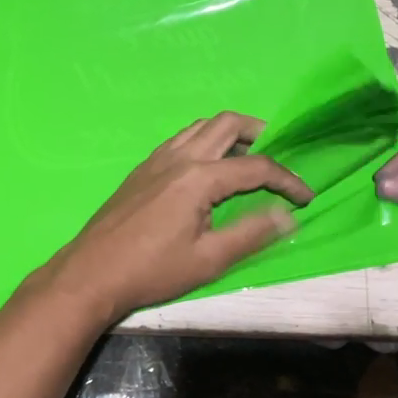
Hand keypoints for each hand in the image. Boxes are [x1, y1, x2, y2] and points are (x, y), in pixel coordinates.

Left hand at [38, 112, 313, 324]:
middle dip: (261, 134)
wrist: (91, 274)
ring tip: (247, 160)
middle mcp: (180, 157)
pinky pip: (183, 139)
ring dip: (231, 134)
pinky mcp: (144, 168)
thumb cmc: (152, 271)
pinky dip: (206, 141)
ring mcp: (158, 159)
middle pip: (228, 123)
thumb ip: (252, 233)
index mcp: (200, 178)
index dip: (287, 180)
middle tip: (278, 158)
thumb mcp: (209, 260)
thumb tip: (288, 215)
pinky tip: (209, 170)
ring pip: (203, 126)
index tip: (306, 198)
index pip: (257, 167)